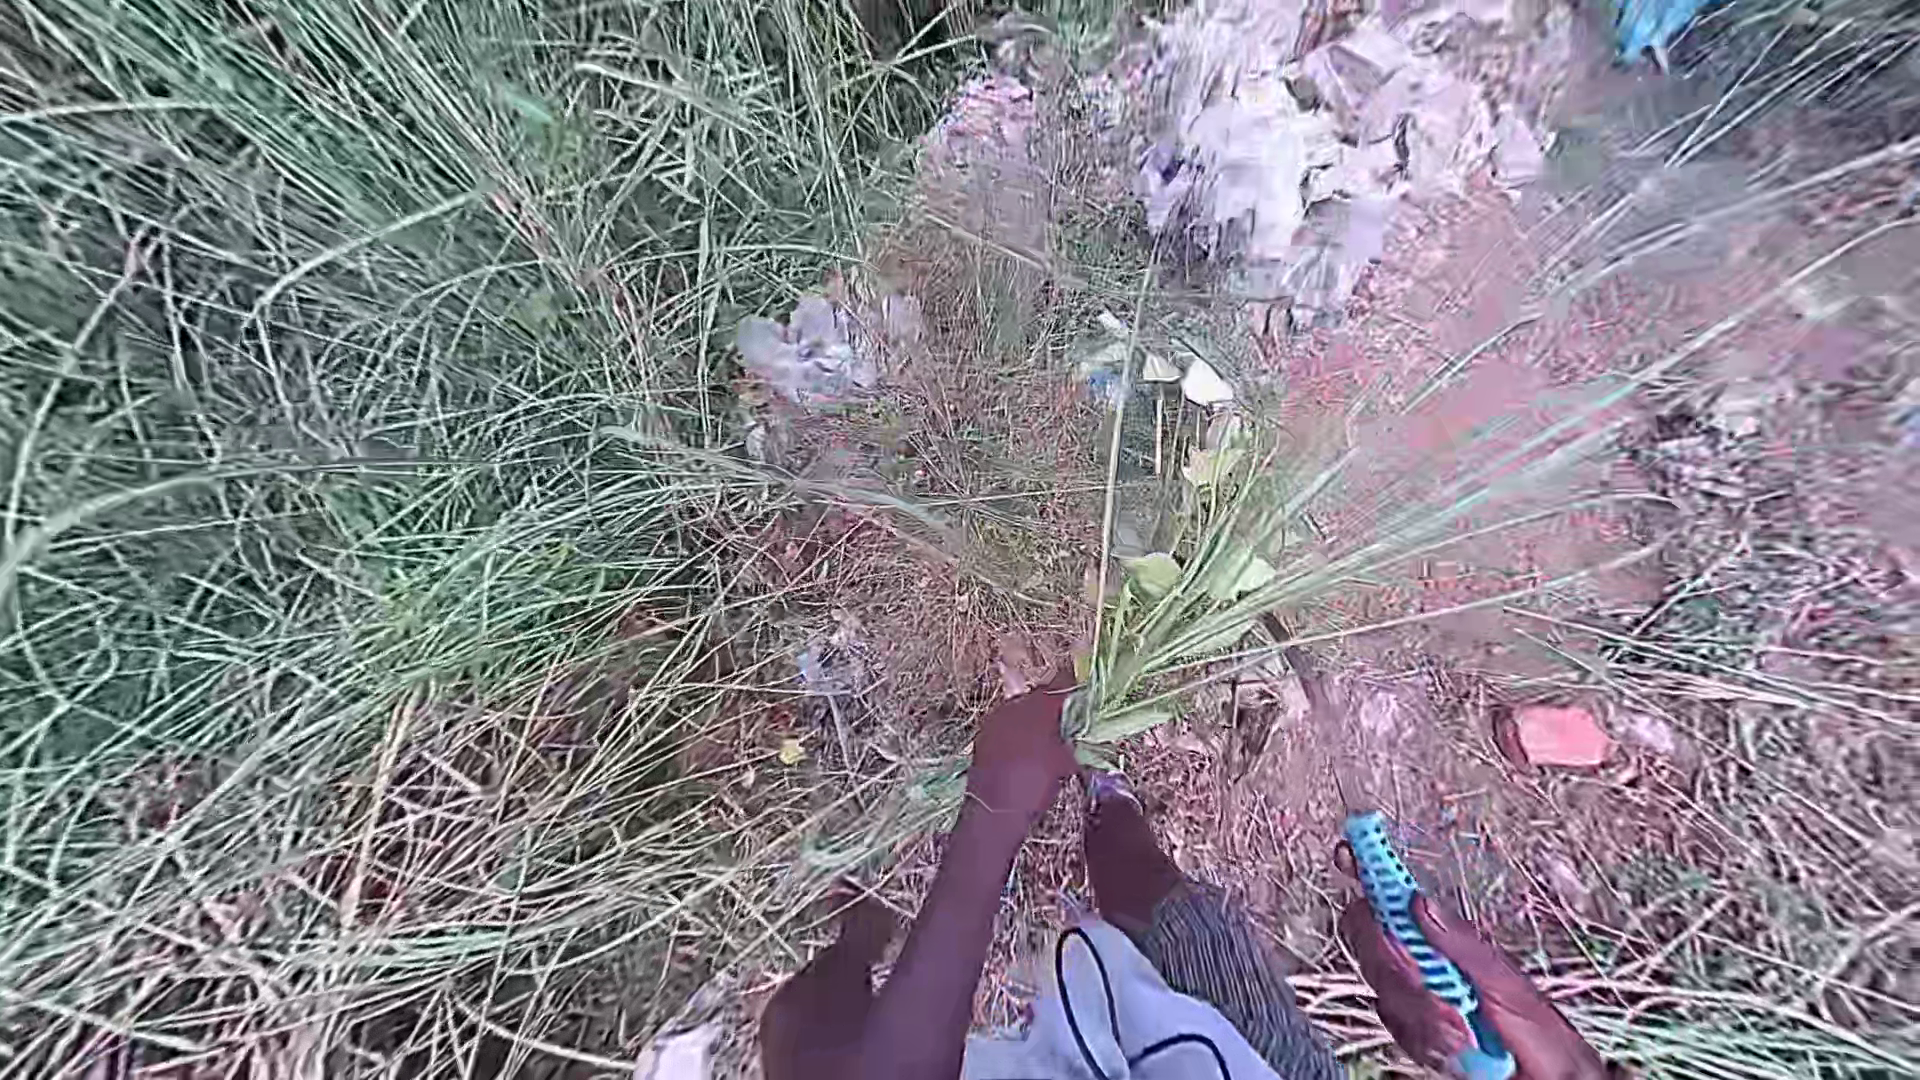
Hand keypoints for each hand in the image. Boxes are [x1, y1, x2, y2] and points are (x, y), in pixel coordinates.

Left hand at [964, 672, 1077, 823]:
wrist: (994, 810)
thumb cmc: (1034, 786)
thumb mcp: (1063, 762)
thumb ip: (1070, 741)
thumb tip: (1073, 735)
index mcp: (1038, 708)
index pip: (1060, 685)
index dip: (1072, 689)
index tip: (1082, 695)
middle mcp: (1014, 705)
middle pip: (1038, 694)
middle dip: (1052, 704)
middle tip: (1066, 719)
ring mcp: (995, 717)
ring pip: (1020, 707)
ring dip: (1033, 716)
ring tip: (1045, 734)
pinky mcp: (983, 732)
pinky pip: (1005, 721)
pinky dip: (1016, 728)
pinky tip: (1024, 745)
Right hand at [1341, 891, 1606, 1078]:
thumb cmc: (1546, 1039)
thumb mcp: (1510, 984)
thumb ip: (1463, 944)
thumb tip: (1418, 900)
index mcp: (1436, 931)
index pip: (1387, 888)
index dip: (1363, 867)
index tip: (1349, 857)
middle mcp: (1414, 952)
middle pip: (1365, 930)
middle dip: (1390, 960)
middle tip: (1428, 984)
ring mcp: (1407, 986)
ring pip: (1375, 976)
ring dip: (1415, 1007)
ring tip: (1459, 1031)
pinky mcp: (1407, 1025)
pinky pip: (1390, 1020)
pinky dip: (1420, 1037)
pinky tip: (1452, 1047)